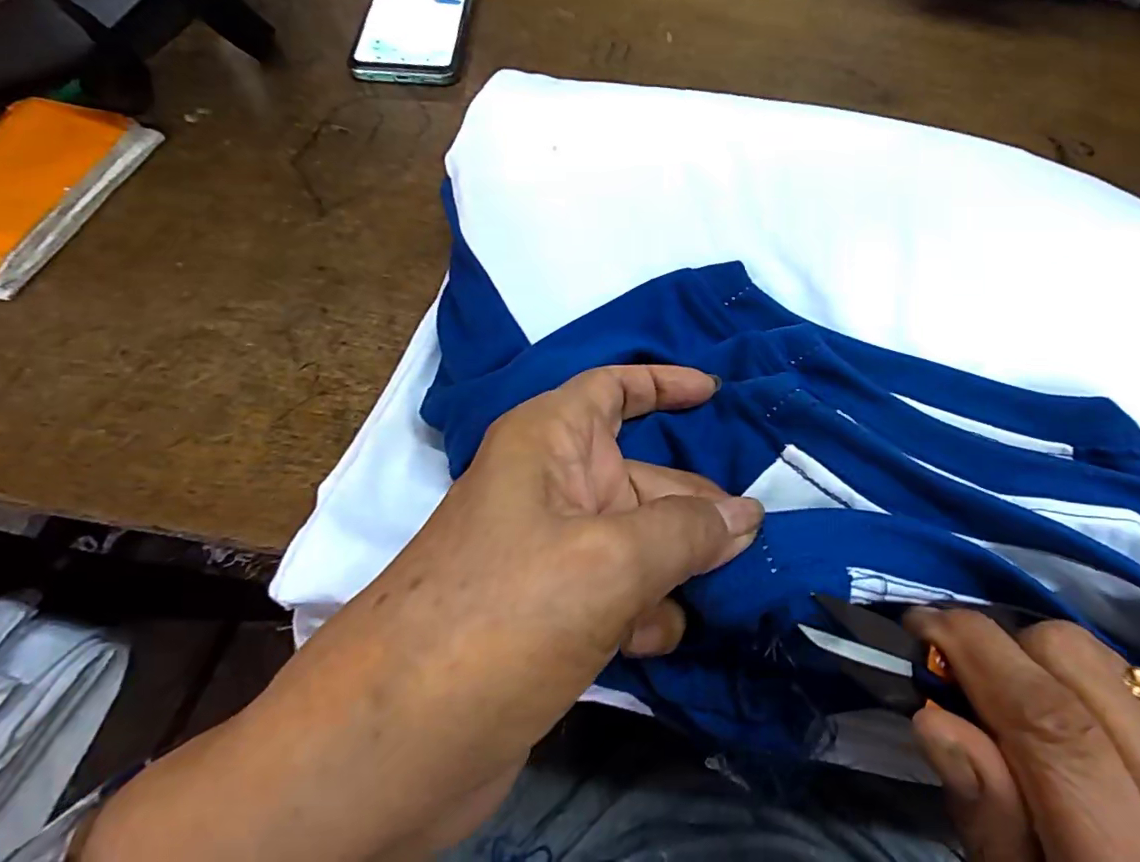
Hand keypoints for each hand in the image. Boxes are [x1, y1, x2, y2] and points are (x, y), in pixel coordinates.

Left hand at [79, 366, 762, 861]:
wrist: (384, 755)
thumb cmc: (500, 618)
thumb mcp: (610, 561)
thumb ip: (687, 531)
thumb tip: (747, 516)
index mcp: (549, 445)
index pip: (612, 389)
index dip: (664, 384)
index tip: (717, 393)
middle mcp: (551, 491)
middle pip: (645, 476)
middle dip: (697, 502)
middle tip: (756, 533)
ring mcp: (552, 557)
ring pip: (641, 540)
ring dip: (681, 562)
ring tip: (726, 586)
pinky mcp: (552, 617)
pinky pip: (622, 592)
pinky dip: (649, 609)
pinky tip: (663, 637)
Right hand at [905, 609, 1139, 861]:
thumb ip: (995, 829)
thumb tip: (936, 719)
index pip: (1056, 729)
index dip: (981, 658)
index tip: (924, 623)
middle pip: (1085, 667)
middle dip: (1006, 648)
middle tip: (961, 670)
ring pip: (1119, 667)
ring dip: (1050, 667)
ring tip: (1017, 702)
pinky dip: (1099, 698)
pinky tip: (1087, 741)